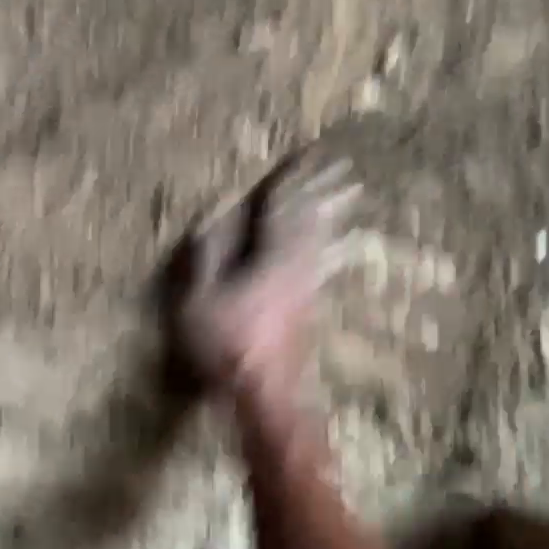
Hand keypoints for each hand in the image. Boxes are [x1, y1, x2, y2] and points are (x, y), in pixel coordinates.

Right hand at [175, 162, 354, 409]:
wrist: (264, 395)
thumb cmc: (224, 345)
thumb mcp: (198, 298)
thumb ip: (206, 255)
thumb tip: (215, 218)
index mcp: (268, 258)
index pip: (280, 208)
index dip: (290, 179)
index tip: (306, 153)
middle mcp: (296, 266)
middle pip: (311, 220)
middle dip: (322, 190)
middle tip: (341, 165)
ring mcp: (307, 286)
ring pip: (324, 238)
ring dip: (334, 212)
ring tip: (351, 193)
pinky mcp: (309, 304)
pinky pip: (325, 260)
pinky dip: (335, 243)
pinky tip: (345, 243)